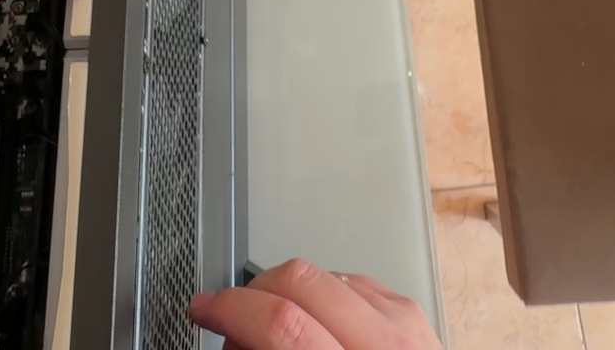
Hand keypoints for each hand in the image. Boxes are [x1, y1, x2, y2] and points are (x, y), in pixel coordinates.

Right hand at [189, 260, 442, 349]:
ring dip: (285, 292)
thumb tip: (235, 344)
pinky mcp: (410, 311)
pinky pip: (350, 280)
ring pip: (323, 272)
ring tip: (271, 329)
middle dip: (253, 290)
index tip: (205, 308)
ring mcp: (403, 323)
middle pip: (301, 279)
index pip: (282, 323)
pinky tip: (311, 325)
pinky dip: (319, 296)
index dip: (231, 309)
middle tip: (231, 320)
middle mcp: (383, 346)